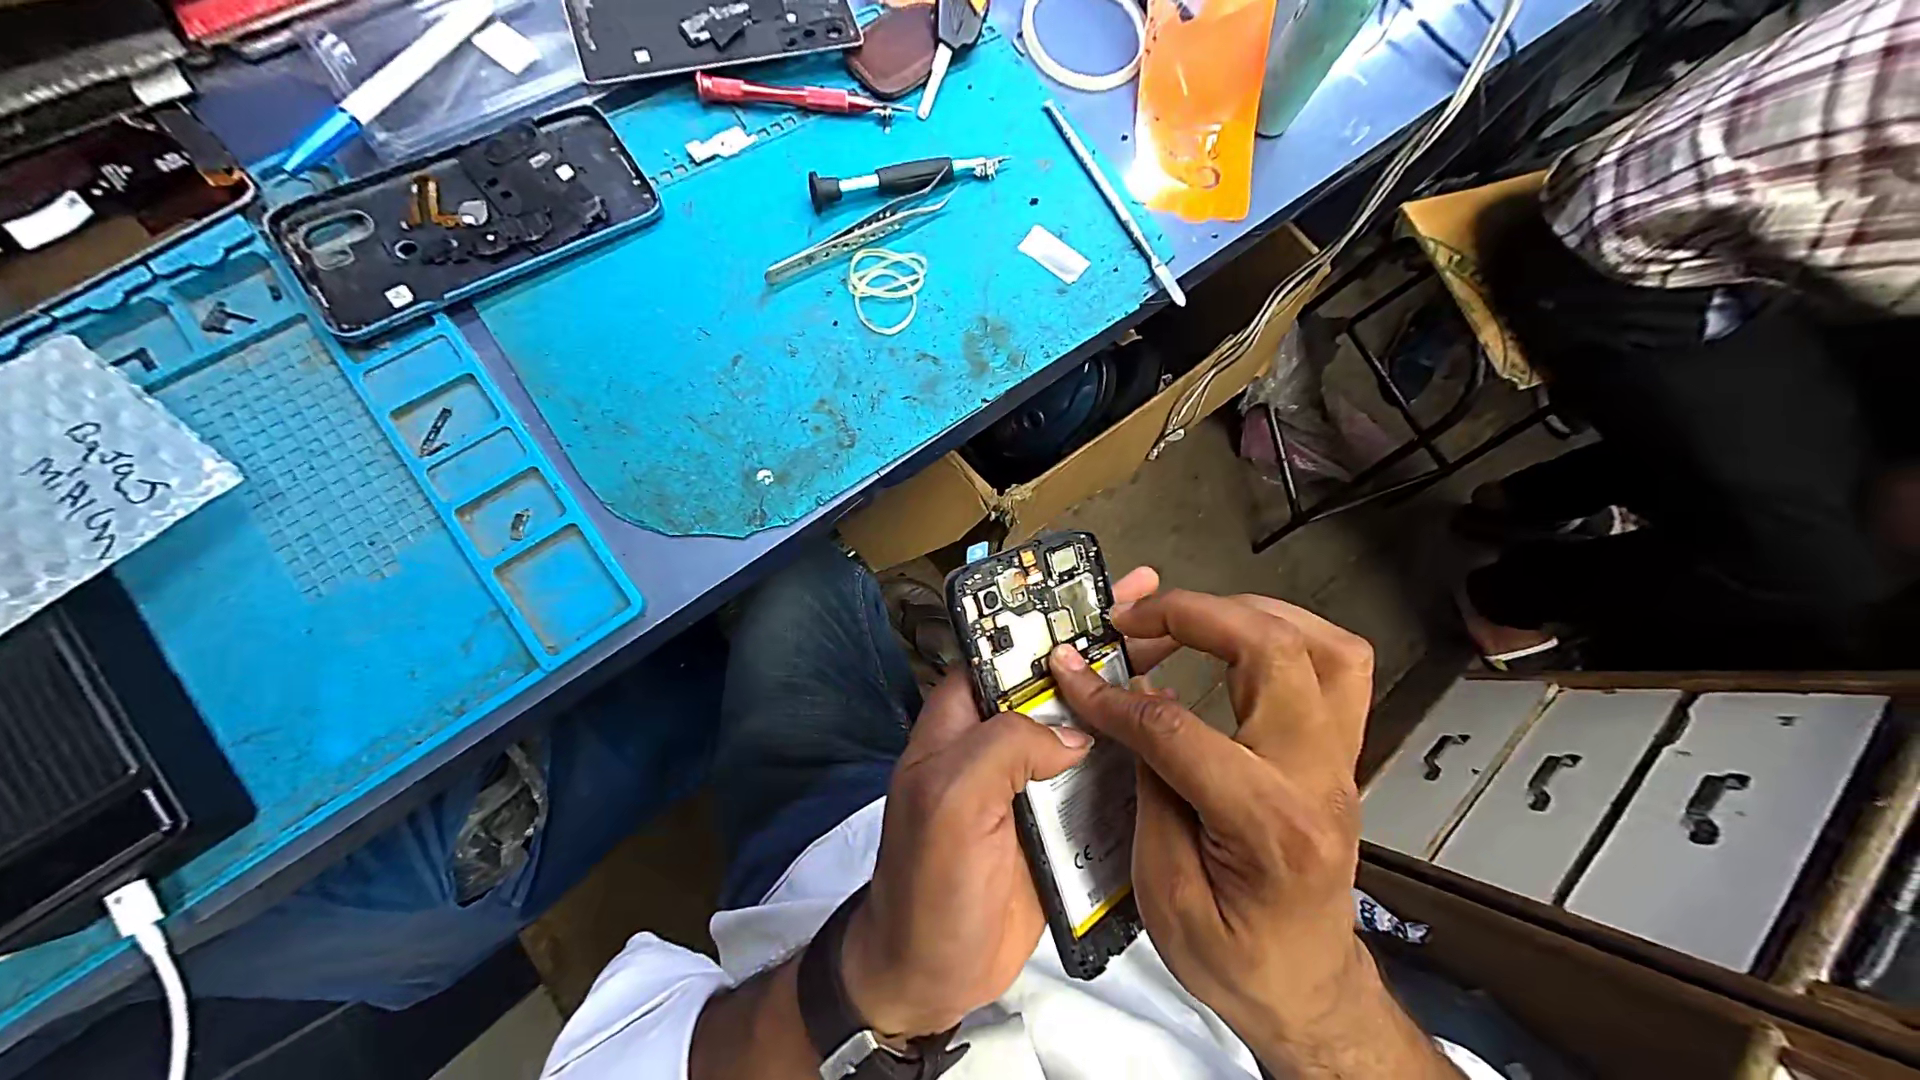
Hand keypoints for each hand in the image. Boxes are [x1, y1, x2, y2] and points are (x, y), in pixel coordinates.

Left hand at [839, 568, 1163, 1038]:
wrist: (932, 972)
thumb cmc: (926, 884)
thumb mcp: (949, 803)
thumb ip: (1002, 749)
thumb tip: (1072, 732)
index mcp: (962, 719)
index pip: (1006, 648)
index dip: (1049, 616)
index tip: (1099, 592)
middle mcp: (997, 738)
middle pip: (1055, 676)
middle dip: (1101, 642)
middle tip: (1156, 610)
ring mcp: (1030, 777)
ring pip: (1083, 720)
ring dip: (1122, 690)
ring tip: (1174, 658)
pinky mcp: (1057, 815)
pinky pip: (1099, 771)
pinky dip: (1130, 749)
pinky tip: (1167, 733)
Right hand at [1050, 588, 1457, 1077]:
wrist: (1309, 987)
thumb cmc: (1237, 959)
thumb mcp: (1165, 894)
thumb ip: (1151, 789)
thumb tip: (1135, 705)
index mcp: (1269, 825)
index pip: (1179, 730)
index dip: (1113, 698)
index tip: (1073, 674)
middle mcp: (1317, 777)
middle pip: (1270, 654)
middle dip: (1190, 616)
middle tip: (1134, 617)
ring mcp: (1340, 759)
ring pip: (1321, 645)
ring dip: (1247, 611)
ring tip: (1188, 613)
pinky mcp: (1340, 750)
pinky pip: (1337, 664)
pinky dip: (1285, 630)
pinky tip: (1239, 633)